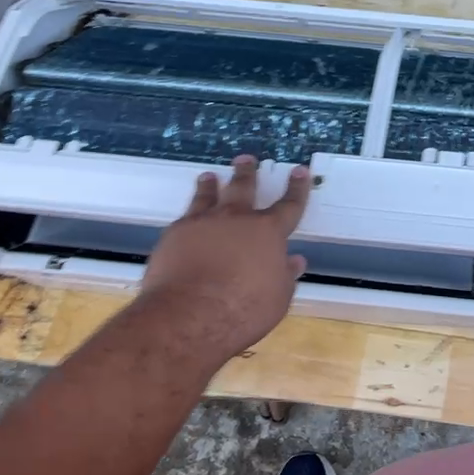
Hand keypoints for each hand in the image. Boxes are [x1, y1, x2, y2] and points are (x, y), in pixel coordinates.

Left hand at [138, 156, 309, 364]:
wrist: (188, 315)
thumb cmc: (242, 310)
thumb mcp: (277, 298)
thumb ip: (285, 276)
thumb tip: (294, 261)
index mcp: (268, 232)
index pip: (289, 205)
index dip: (297, 188)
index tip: (299, 172)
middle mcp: (236, 219)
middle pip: (243, 188)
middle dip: (247, 172)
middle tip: (246, 159)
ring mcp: (203, 223)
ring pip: (208, 196)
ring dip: (211, 185)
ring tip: (209, 176)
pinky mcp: (174, 235)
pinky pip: (185, 217)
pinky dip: (190, 213)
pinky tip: (187, 217)